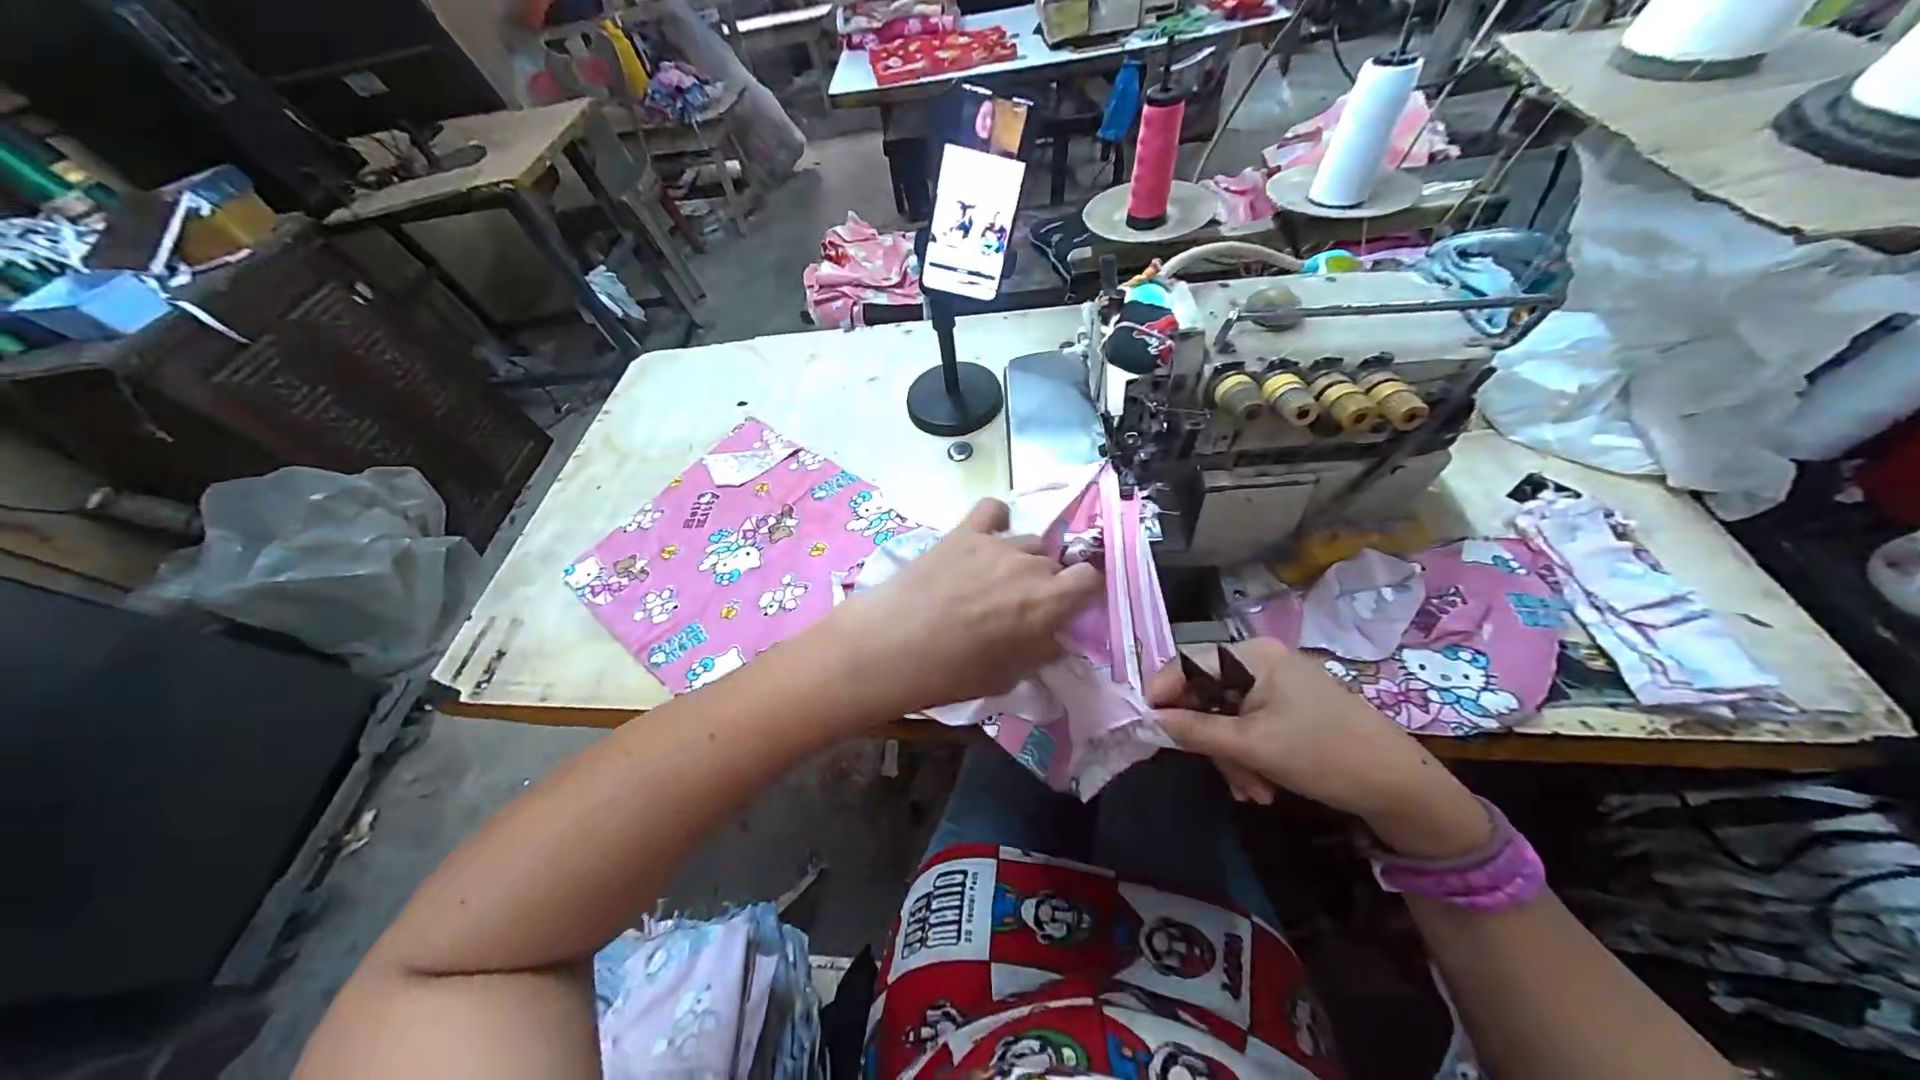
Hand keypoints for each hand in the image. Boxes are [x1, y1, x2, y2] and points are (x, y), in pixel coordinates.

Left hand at [817, 498, 1102, 717]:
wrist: (891, 646)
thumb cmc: (951, 673)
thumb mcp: (1007, 677)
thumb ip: (1039, 653)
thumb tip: (1053, 639)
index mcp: (1049, 602)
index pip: (1091, 579)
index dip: (1085, 592)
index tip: (1070, 606)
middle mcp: (1030, 565)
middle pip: (1056, 562)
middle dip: (1047, 582)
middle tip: (1022, 605)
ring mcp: (996, 544)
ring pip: (1027, 541)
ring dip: (1020, 559)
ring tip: (993, 579)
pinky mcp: (963, 532)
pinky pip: (993, 510)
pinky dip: (995, 521)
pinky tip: (985, 537)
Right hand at [1154, 639, 1492, 858]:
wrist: (1400, 786)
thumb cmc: (1323, 754)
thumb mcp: (1252, 746)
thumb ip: (1195, 731)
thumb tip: (1149, 721)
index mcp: (1253, 655)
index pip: (1188, 663)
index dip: (1162, 693)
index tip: (1147, 727)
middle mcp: (1262, 661)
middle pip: (1207, 695)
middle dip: (1210, 741)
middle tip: (1224, 777)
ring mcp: (1277, 685)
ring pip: (1226, 717)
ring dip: (1232, 758)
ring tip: (1254, 792)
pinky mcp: (1289, 708)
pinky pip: (1248, 726)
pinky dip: (1249, 757)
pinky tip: (1263, 787)